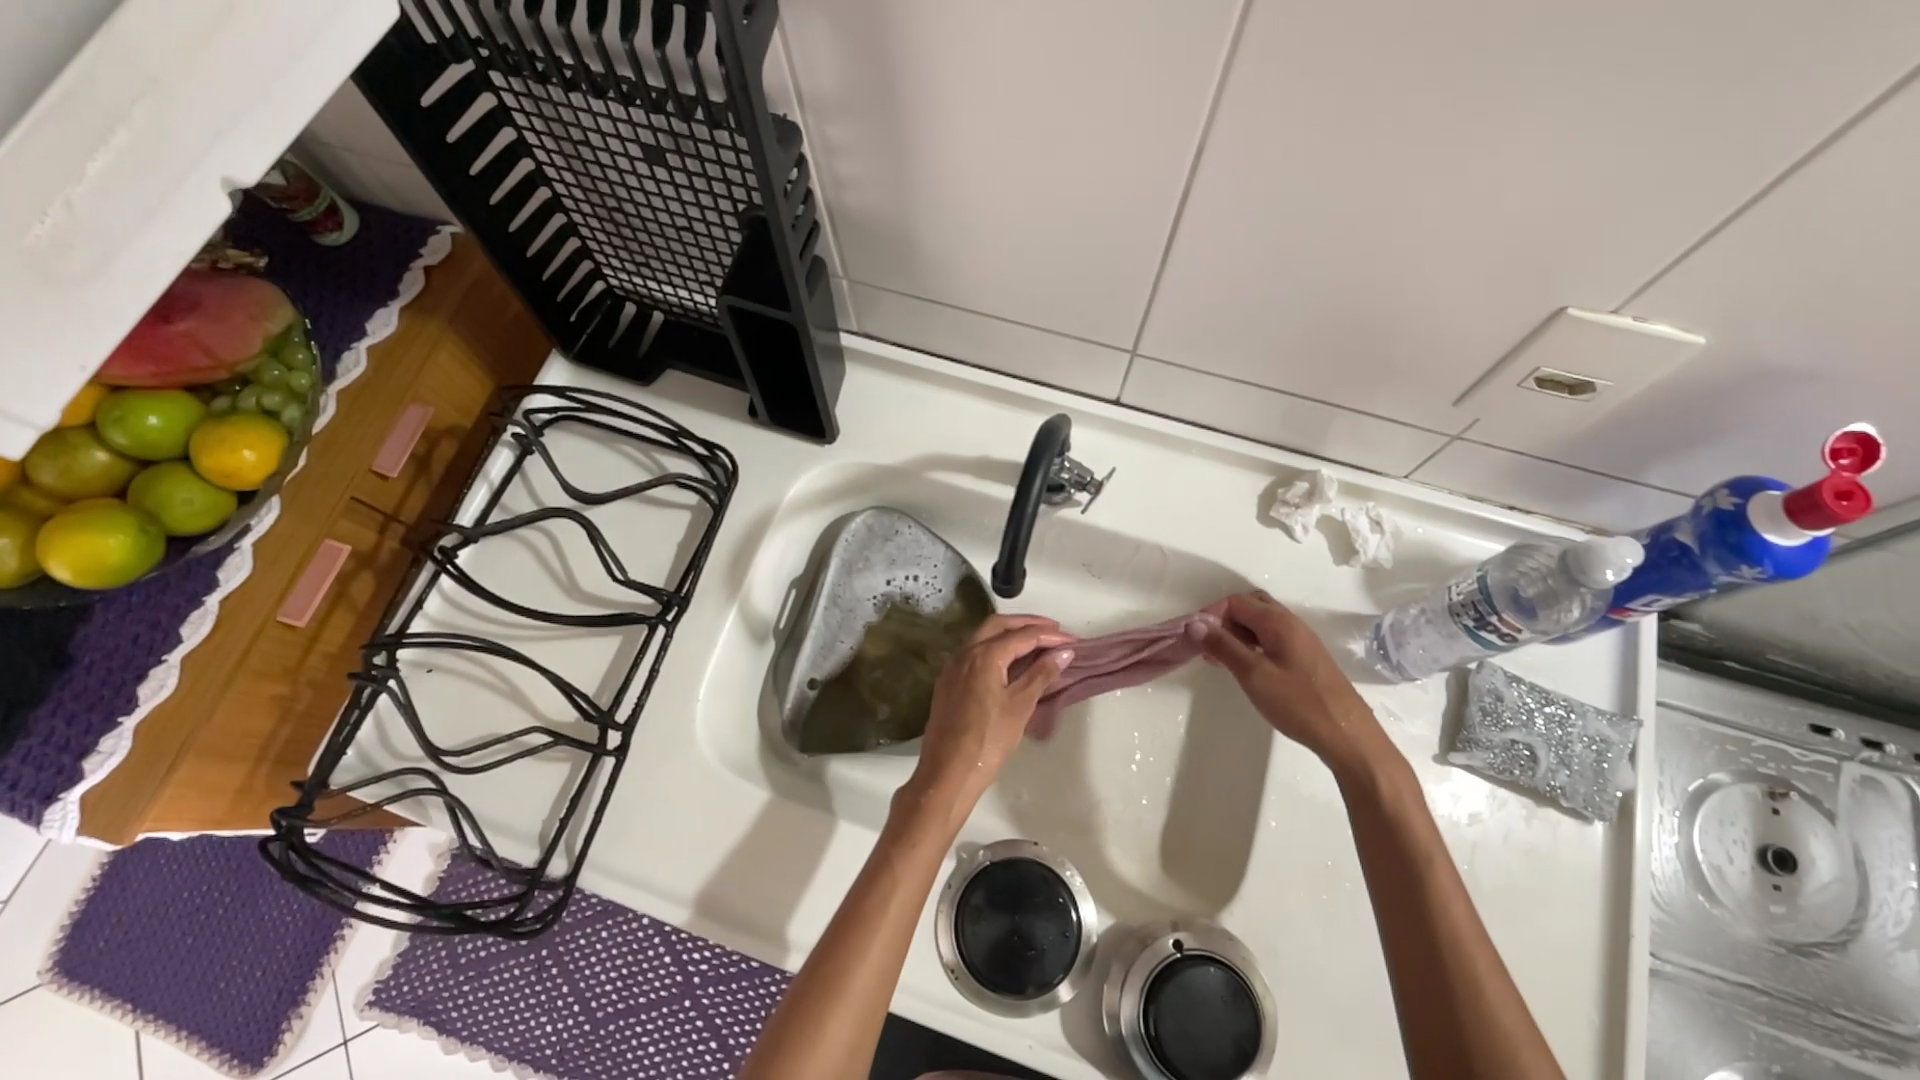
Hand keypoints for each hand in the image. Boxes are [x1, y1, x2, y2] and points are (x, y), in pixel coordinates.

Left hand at [906, 615, 1074, 808]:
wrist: (948, 772)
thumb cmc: (988, 740)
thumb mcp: (1020, 705)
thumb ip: (1041, 674)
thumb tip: (1063, 652)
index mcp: (983, 655)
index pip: (1022, 635)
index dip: (1050, 635)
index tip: (1073, 640)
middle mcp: (964, 653)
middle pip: (998, 626)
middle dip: (1027, 624)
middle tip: (1054, 630)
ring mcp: (952, 667)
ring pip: (983, 638)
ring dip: (1010, 635)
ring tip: (1036, 643)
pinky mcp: (948, 683)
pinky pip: (974, 654)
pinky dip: (995, 650)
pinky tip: (1010, 663)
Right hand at [1198, 591, 1389, 776]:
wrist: (1346, 733)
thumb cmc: (1298, 702)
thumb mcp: (1253, 675)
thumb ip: (1224, 646)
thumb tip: (1195, 624)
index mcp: (1278, 622)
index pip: (1236, 601)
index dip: (1212, 615)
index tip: (1196, 639)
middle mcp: (1291, 623)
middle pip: (1251, 606)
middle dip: (1225, 620)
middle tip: (1209, 645)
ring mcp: (1300, 640)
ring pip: (1261, 623)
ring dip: (1237, 633)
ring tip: (1220, 659)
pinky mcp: (1304, 658)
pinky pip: (1271, 639)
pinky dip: (1252, 645)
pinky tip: (1244, 668)